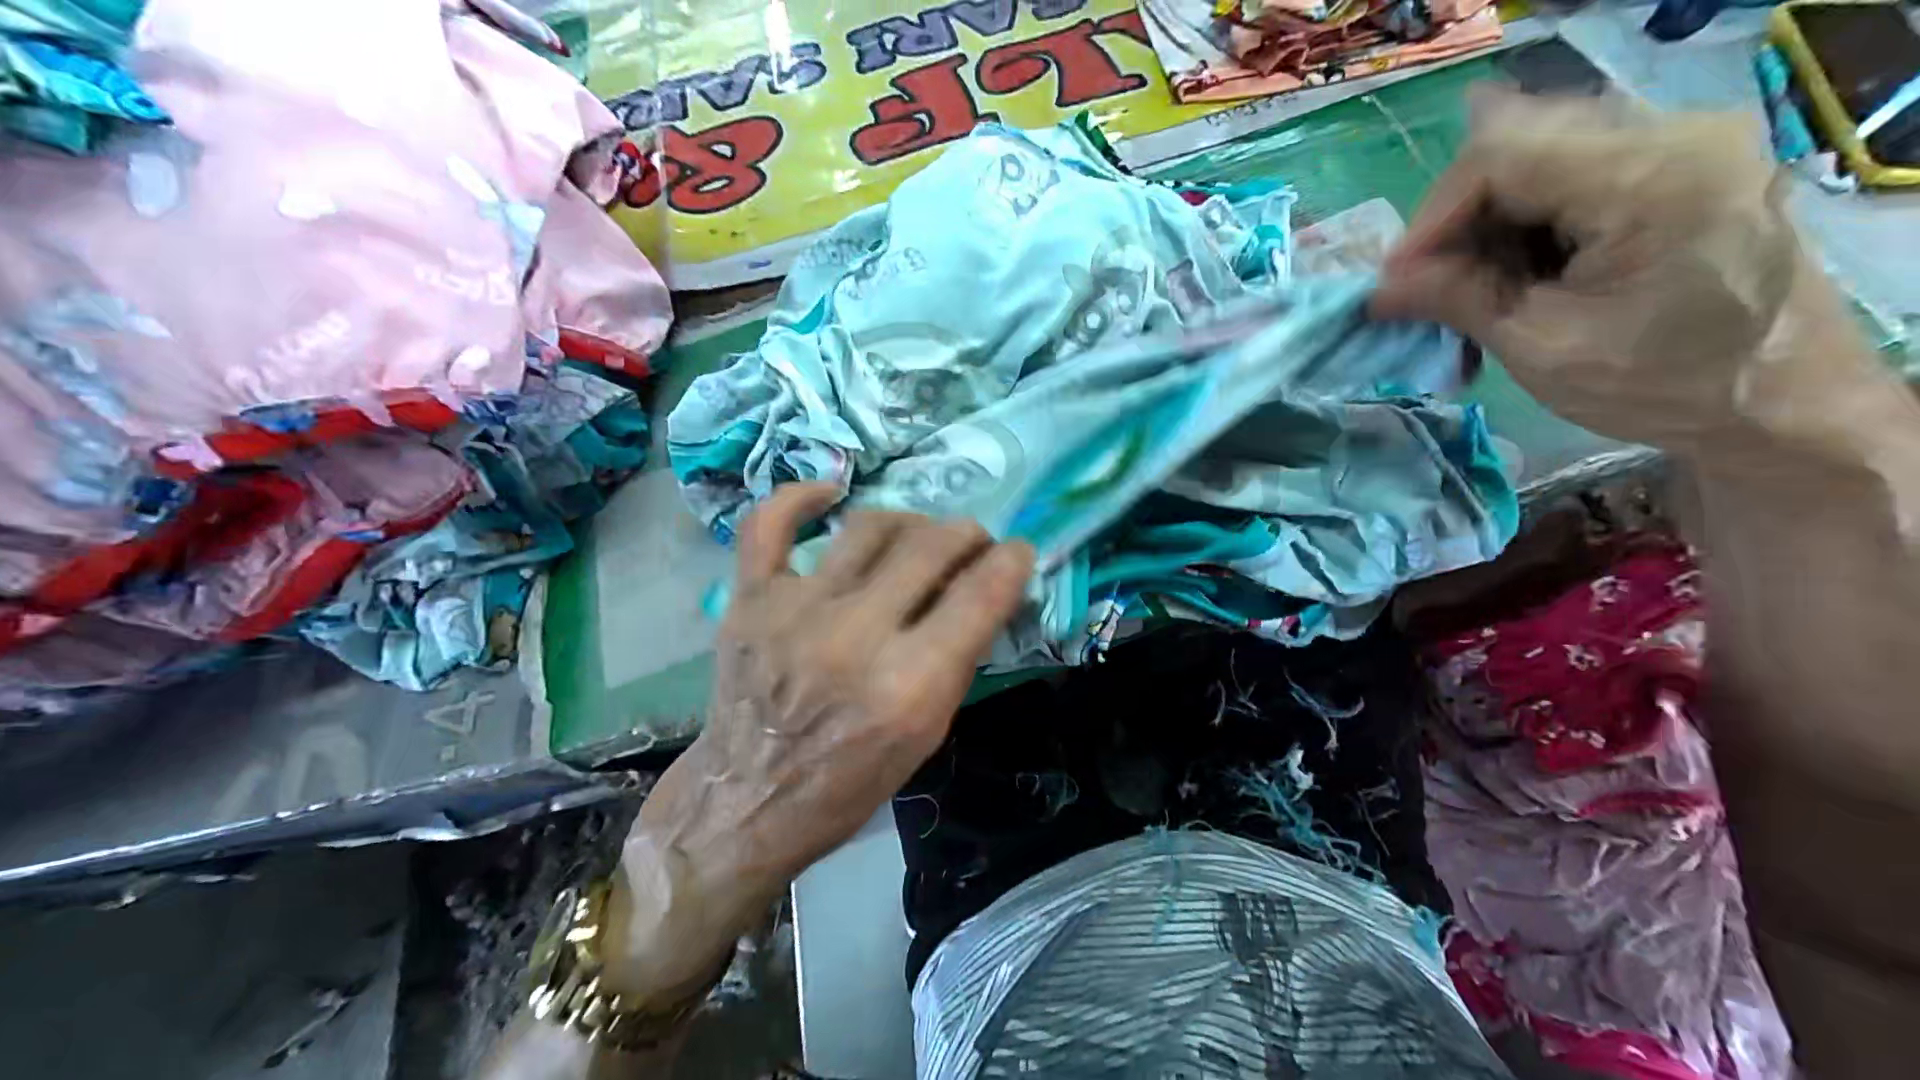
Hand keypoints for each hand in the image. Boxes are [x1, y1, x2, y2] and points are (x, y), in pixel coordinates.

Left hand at [604, 484, 1033, 1001]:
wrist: (750, 798)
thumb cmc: (850, 781)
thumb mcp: (926, 735)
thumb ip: (956, 658)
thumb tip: (982, 589)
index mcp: (910, 684)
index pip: (981, 592)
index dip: (1012, 560)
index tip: (1016, 553)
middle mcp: (856, 636)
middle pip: (931, 545)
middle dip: (967, 534)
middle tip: (971, 543)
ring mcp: (796, 609)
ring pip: (870, 525)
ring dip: (909, 522)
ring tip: (916, 536)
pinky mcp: (751, 599)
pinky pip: (769, 521)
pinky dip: (801, 497)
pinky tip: (829, 493)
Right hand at [1373, 90, 1826, 449]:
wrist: (1775, 396)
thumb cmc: (1660, 383)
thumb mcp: (1541, 347)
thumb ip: (1458, 299)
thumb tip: (1378, 290)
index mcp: (1654, 176)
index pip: (1501, 156)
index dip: (1432, 217)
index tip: (1399, 282)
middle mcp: (1674, 135)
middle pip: (1516, 148)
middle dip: (1454, 222)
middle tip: (1427, 286)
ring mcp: (1677, 147)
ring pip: (1533, 161)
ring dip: (1481, 226)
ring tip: (1464, 288)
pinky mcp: (1671, 169)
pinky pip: (1563, 178)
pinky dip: (1516, 227)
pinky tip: (1506, 276)